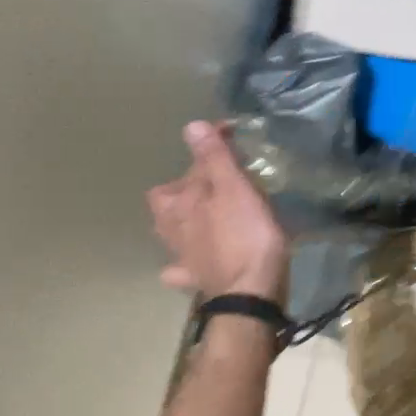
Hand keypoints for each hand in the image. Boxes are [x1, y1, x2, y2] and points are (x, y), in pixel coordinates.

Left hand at [146, 121, 287, 304]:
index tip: (233, 137)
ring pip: (169, 233)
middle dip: (182, 191)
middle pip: (166, 202)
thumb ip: (214, 158)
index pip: (192, 164)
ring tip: (199, 217)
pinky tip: (192, 262)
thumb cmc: (246, 235)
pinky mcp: (195, 278)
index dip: (212, 146)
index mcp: (179, 203)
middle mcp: (172, 227)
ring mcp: (180, 255)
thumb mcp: (235, 189)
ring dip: (179, 223)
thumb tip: (191, 125)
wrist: (250, 290)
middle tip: (210, 185)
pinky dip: (183, 262)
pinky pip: (180, 268)